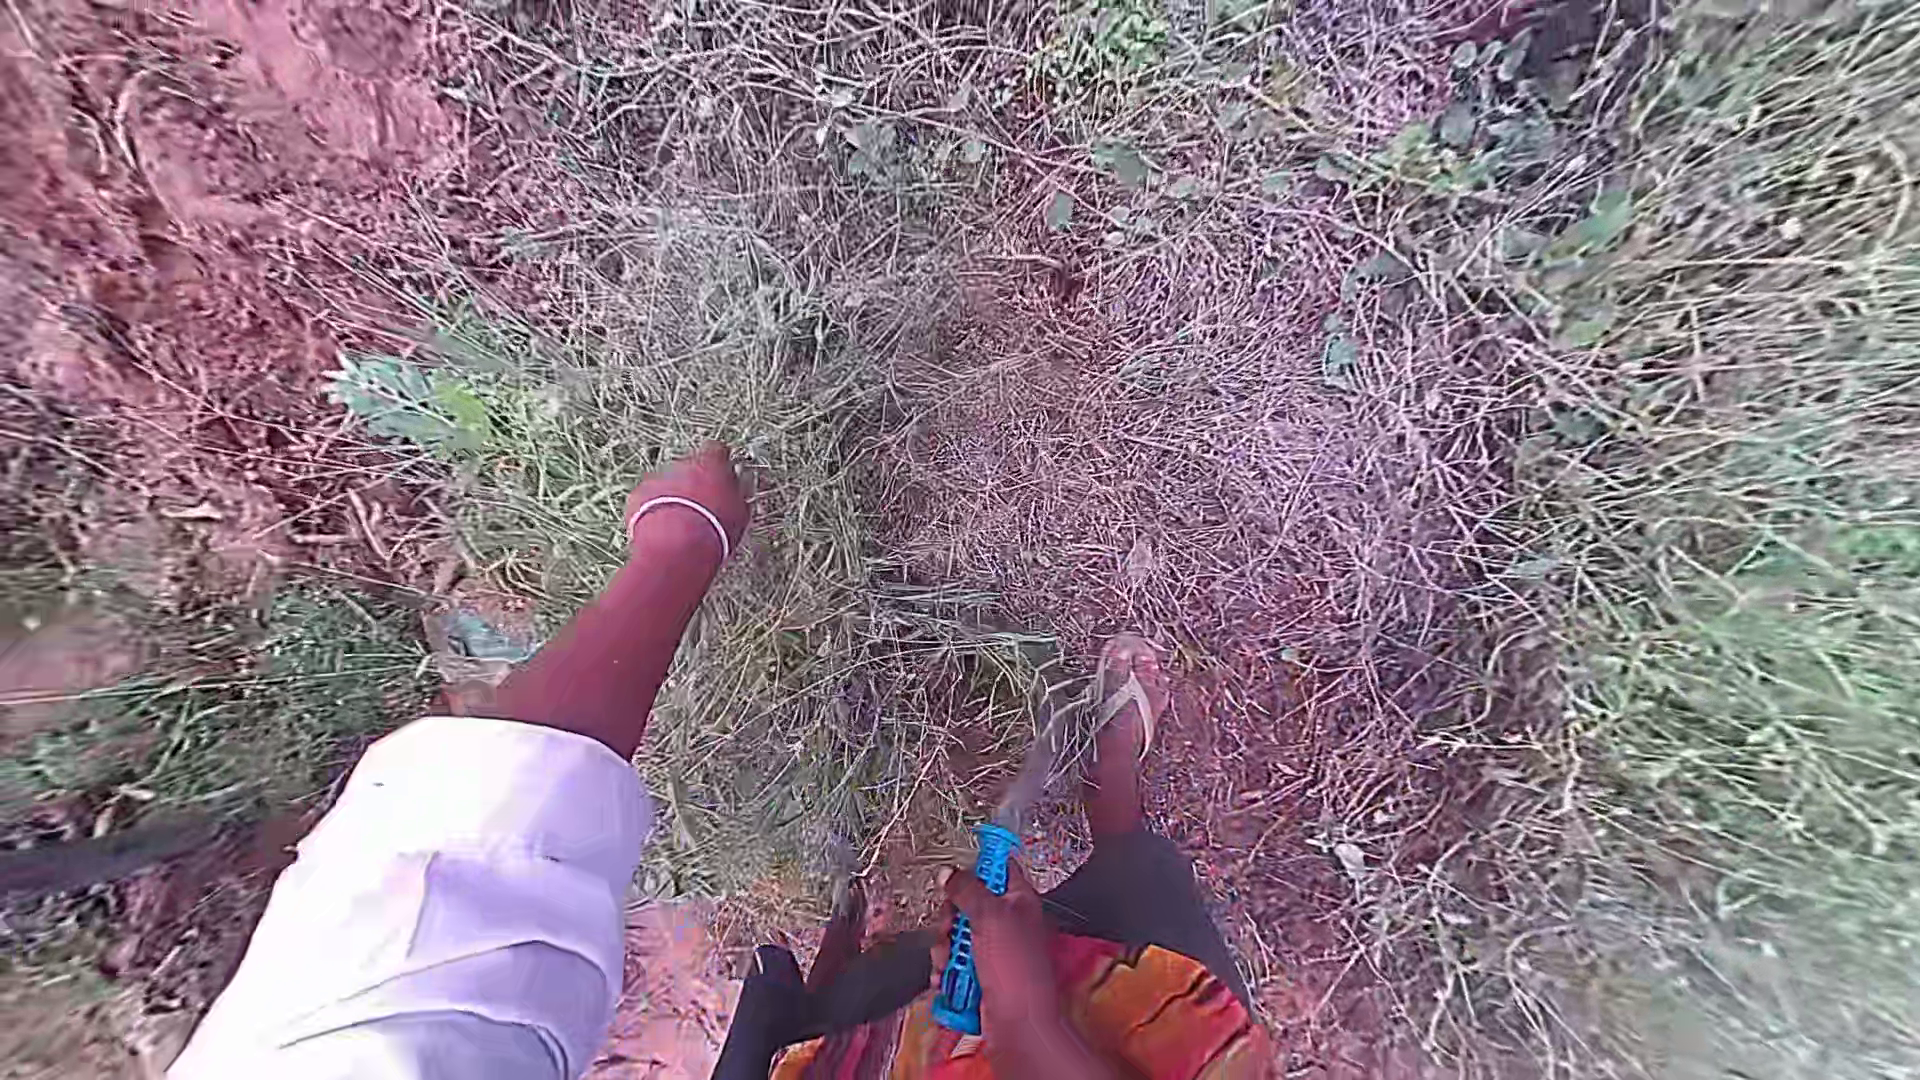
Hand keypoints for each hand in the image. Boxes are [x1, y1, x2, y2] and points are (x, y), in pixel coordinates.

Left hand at [623, 441, 749, 558]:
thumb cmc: (712, 529)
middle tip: (705, 502)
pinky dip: (656, 507)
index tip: (724, 472)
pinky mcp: (638, 496)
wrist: (676, 546)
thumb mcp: (740, 512)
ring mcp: (657, 479)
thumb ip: (738, 493)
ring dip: (675, 494)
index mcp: (711, 463)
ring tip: (686, 519)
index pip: (717, 449)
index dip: (721, 461)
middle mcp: (682, 464)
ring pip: (668, 481)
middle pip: (690, 465)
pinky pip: (649, 497)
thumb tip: (740, 490)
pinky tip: (667, 526)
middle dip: (696, 480)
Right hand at [943, 859, 1058, 1028]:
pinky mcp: (980, 973)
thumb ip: (967, 889)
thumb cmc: (1014, 966)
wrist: (1019, 1029)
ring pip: (958, 932)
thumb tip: (948, 872)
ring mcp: (993, 948)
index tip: (958, 871)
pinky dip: (946, 968)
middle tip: (949, 927)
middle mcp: (1007, 920)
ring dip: (946, 946)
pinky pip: (956, 961)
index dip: (978, 864)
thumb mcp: (990, 916)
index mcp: (1019, 898)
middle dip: (952, 915)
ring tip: (946, 961)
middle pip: (969, 901)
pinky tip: (944, 977)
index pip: (998, 866)